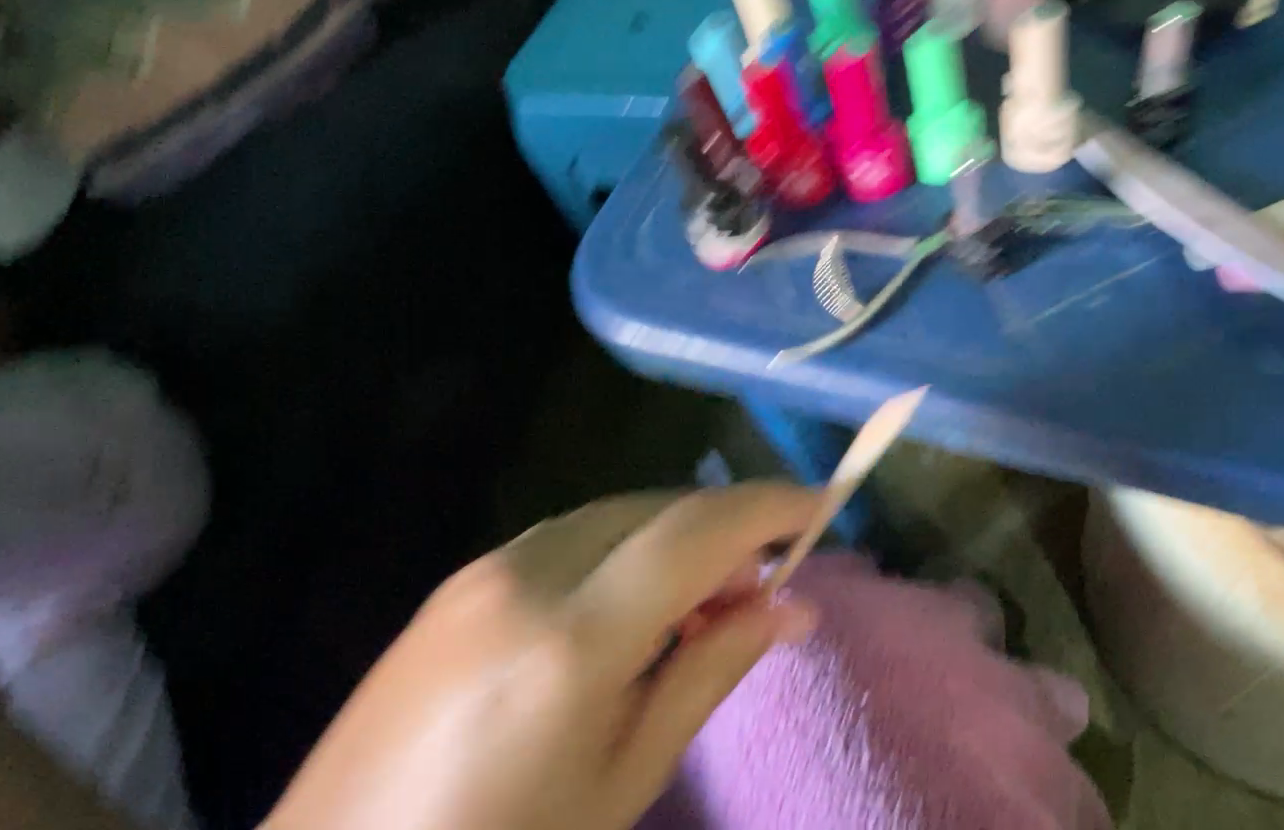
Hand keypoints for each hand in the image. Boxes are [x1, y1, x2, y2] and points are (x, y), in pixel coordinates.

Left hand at [263, 484, 823, 829]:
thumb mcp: (625, 778)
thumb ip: (710, 671)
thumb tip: (792, 607)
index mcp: (572, 638)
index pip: (697, 531)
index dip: (769, 507)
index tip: (825, 505)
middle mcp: (526, 575)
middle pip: (658, 508)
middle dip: (726, 526)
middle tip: (764, 589)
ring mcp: (483, 571)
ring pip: (616, 515)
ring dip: (677, 535)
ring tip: (703, 606)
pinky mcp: (458, 582)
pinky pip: (571, 537)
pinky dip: (626, 549)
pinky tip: (634, 607)